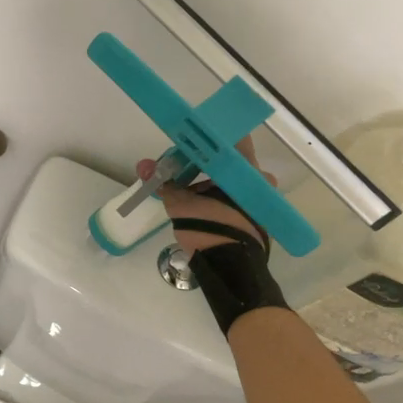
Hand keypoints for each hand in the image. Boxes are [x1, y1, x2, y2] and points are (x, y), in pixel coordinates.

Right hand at [138, 136, 272, 253]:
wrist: (229, 269)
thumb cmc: (210, 228)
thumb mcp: (181, 205)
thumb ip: (164, 183)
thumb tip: (143, 167)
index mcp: (247, 171)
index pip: (231, 137)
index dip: (207, 134)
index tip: (187, 136)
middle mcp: (258, 181)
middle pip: (225, 160)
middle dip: (198, 161)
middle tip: (173, 166)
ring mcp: (257, 200)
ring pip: (227, 179)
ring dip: (203, 180)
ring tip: (177, 188)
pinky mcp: (252, 216)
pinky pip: (230, 196)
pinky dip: (211, 194)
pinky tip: (192, 202)